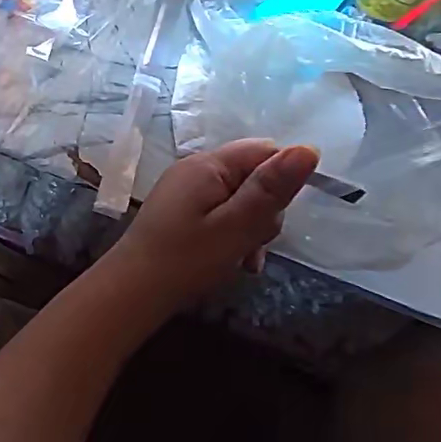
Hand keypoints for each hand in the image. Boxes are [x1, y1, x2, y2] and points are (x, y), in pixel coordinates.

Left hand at [103, 139, 318, 307]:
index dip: (280, 181)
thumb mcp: (237, 226)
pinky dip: (232, 234)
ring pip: (239, 198)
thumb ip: (271, 189)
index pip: (264, 151)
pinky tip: (232, 261)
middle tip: (253, 243)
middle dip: (264, 211)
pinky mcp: (181, 210)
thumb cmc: (186, 259)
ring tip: (242, 259)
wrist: (132, 292)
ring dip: (250, 228)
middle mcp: (195, 168)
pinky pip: (220, 213)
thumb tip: (308, 149)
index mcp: (208, 164)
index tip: (274, 216)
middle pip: (253, 176)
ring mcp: (186, 190)